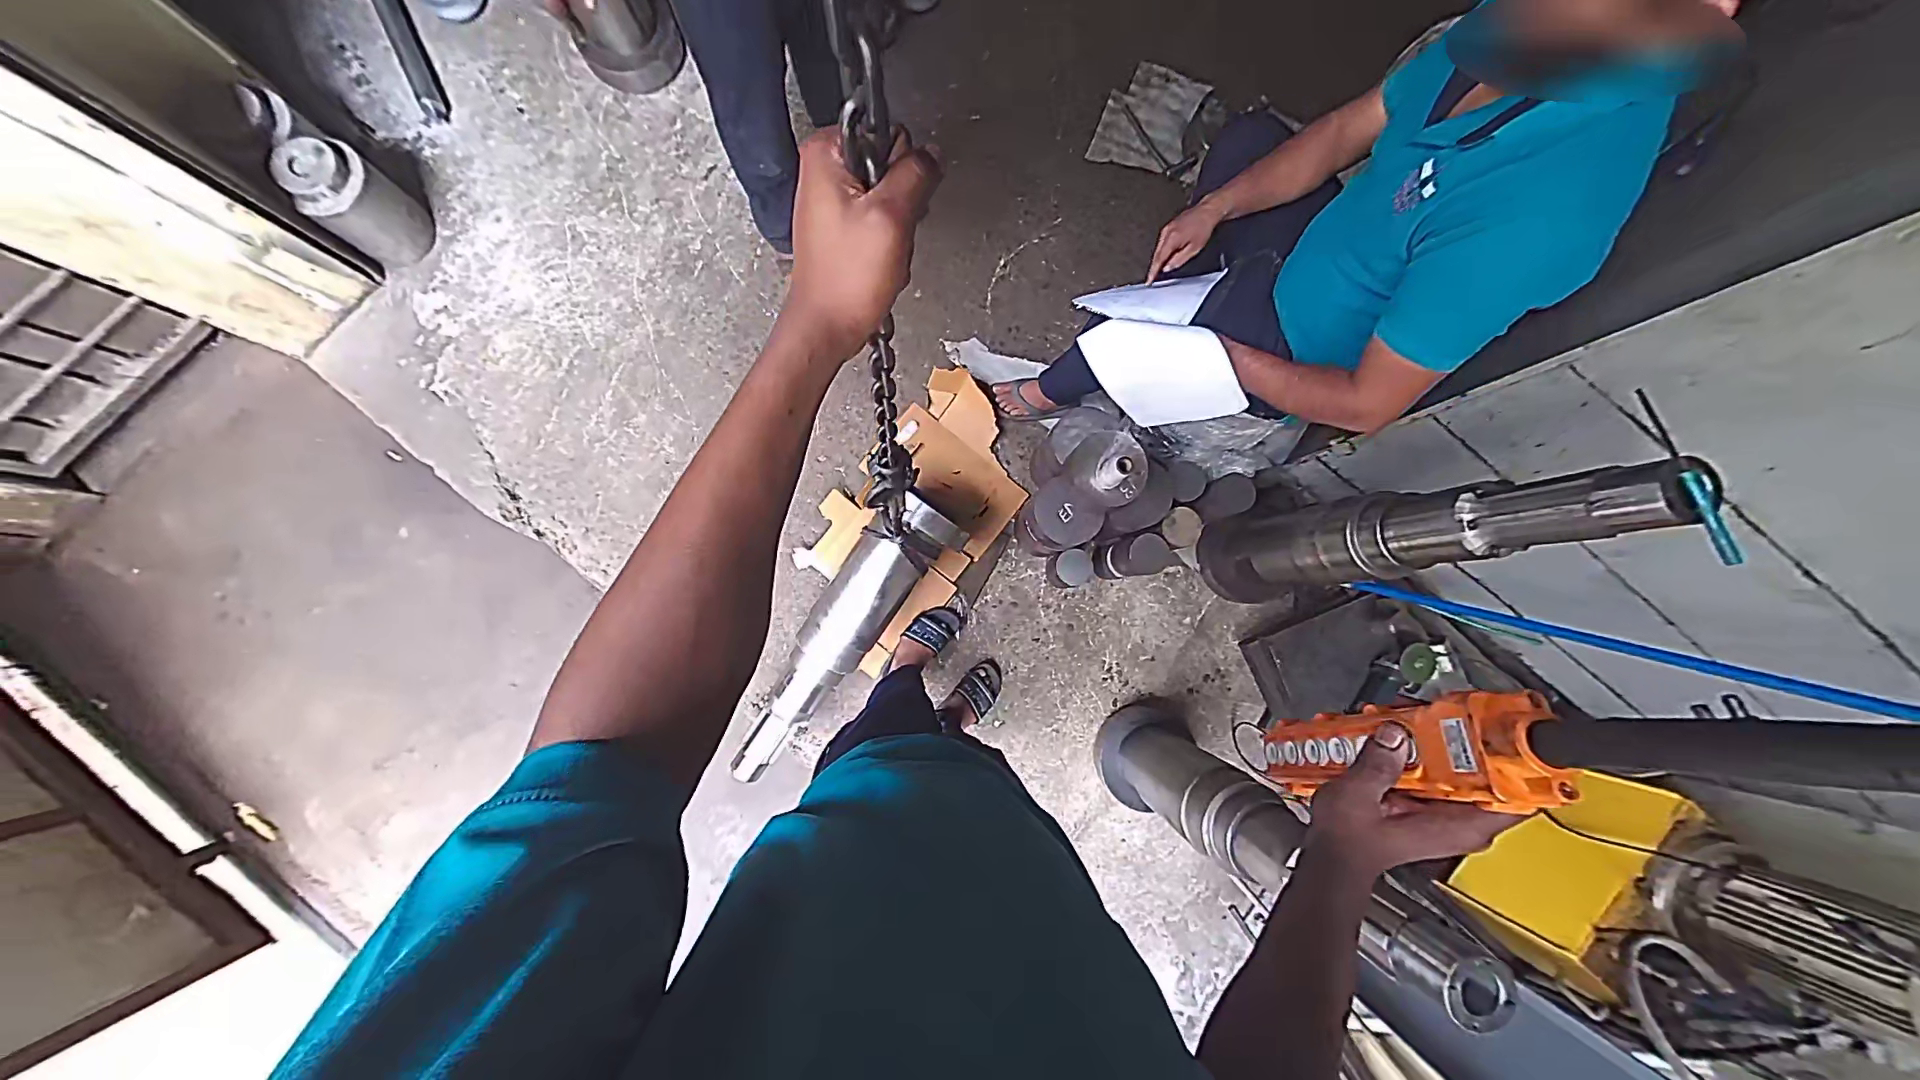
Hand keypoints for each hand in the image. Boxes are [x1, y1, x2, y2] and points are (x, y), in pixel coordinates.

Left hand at [779, 129, 943, 361]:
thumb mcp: (892, 216)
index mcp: (824, 154)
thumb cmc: (845, 280)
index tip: (893, 198)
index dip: (902, 167)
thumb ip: (917, 174)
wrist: (828, 326)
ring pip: (891, 200)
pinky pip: (882, 226)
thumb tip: (932, 155)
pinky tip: (880, 263)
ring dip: (899, 230)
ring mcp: (833, 204)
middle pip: (890, 168)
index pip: (887, 132)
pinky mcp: (843, 232)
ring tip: (883, 251)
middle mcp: (822, 174)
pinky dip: (889, 247)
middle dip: (902, 204)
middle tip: (889, 229)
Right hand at [1146, 200, 1224, 282]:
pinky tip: (1163, 256)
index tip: (1149, 281)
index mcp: (1172, 239)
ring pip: (1158, 248)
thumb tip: (1167, 268)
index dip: (1153, 272)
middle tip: (1152, 277)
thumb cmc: (1204, 227)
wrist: (1207, 211)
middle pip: (1156, 254)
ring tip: (1157, 269)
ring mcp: (1166, 229)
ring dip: (1157, 259)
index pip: (1159, 260)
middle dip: (1154, 267)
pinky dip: (1161, 251)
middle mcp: (1166, 233)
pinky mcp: (1169, 226)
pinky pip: (1161, 242)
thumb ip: (1178, 260)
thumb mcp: (1194, 249)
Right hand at [1301, 722, 1519, 883]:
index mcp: (1461, 825)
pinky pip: (1432, 771)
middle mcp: (1461, 820)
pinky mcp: (1424, 803)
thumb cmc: (1347, 838)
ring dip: (1430, 740)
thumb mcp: (1356, 796)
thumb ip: (1377, 764)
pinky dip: (1413, 751)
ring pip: (1455, 767)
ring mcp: (1443, 811)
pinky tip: (1387, 735)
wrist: (1331, 858)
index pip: (1520, 795)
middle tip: (1431, 712)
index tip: (1499, 726)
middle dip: (1458, 737)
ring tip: (1400, 718)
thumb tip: (1398, 733)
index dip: (1515, 759)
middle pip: (1482, 771)